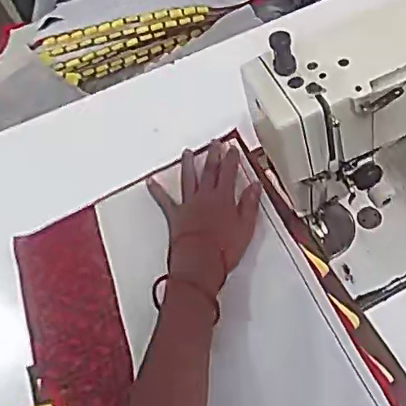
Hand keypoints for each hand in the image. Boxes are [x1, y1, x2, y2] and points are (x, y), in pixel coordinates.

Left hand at [148, 141, 261, 306]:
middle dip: (212, 155)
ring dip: (188, 164)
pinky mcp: (175, 215)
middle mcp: (205, 197)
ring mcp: (189, 204)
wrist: (200, 262)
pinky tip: (151, 181)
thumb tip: (254, 186)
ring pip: (188, 179)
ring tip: (187, 152)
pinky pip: (164, 200)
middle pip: (209, 170)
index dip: (231, 158)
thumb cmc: (224, 249)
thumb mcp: (246, 227)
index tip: (231, 148)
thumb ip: (250, 204)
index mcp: (224, 198)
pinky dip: (157, 191)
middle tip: (214, 143)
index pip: (229, 172)